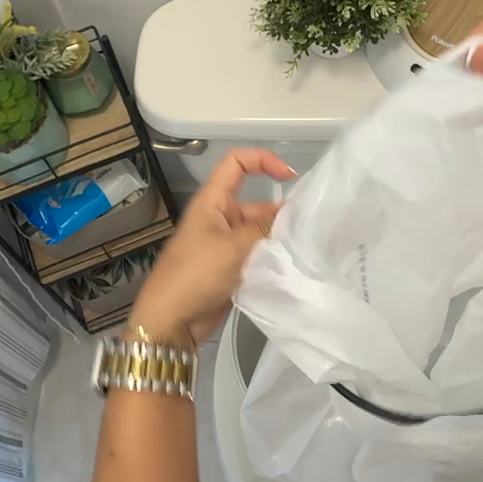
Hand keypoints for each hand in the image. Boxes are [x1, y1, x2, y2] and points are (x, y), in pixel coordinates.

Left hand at [129, 149, 296, 344]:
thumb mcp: (232, 248)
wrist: (172, 321)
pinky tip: (295, 265)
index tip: (290, 176)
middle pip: (256, 203)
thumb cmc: (195, 276)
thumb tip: (292, 213)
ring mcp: (226, 245)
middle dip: (281, 211)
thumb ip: (264, 228)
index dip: (263, 160)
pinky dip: (274, 257)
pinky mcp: (233, 268)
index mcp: (212, 202)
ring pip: (260, 232)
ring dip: (280, 238)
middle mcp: (220, 218)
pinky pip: (258, 255)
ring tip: (307, 248)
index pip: (236, 164)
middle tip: (310, 228)